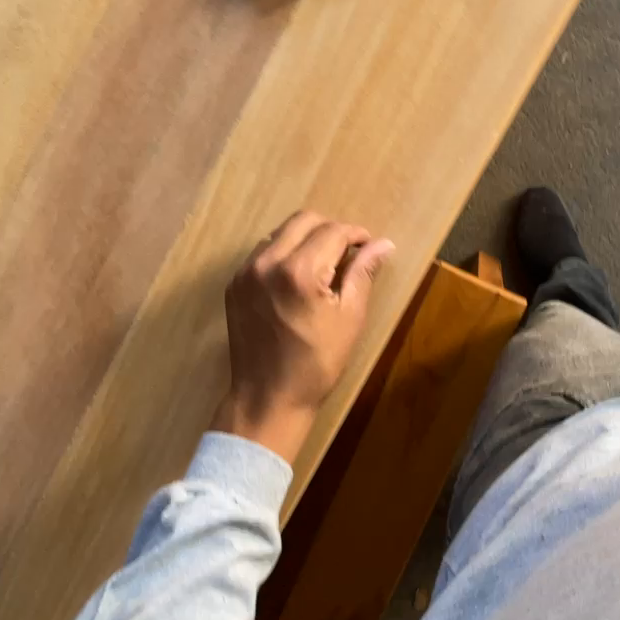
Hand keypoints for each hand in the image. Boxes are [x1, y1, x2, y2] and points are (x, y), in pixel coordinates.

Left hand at [214, 211, 394, 463]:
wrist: (268, 398)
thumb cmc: (317, 363)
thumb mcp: (350, 317)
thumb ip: (363, 273)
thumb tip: (384, 244)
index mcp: (299, 271)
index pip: (333, 231)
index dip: (356, 235)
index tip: (368, 247)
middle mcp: (267, 262)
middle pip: (304, 220)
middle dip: (330, 230)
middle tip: (347, 254)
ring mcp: (245, 272)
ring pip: (280, 233)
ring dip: (305, 239)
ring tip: (322, 267)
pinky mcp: (234, 285)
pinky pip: (262, 253)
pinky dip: (283, 254)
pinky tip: (296, 280)